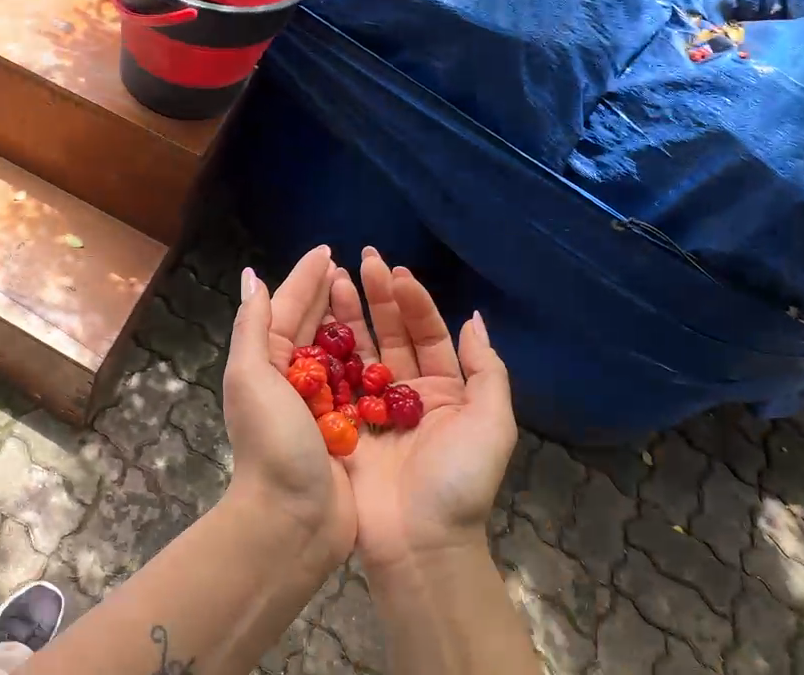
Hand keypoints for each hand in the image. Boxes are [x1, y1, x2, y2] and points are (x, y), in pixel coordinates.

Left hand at [221, 246, 354, 566]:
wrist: (293, 520)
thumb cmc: (272, 443)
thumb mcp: (251, 377)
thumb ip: (252, 326)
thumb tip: (254, 277)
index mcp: (263, 362)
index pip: (286, 308)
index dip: (306, 278)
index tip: (328, 250)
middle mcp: (289, 379)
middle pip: (311, 324)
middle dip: (329, 292)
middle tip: (355, 263)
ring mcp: (318, 404)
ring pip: (337, 350)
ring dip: (351, 320)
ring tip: (373, 293)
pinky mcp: (344, 428)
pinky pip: (358, 383)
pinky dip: (368, 360)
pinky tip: (386, 343)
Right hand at [330, 248, 516, 573]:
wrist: (418, 542)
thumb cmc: (458, 481)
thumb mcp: (492, 425)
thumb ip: (487, 371)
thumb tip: (473, 320)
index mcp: (445, 390)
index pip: (427, 333)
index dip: (412, 301)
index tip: (394, 271)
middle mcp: (407, 391)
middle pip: (390, 333)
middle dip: (377, 296)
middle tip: (361, 260)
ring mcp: (371, 405)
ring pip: (359, 348)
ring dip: (348, 313)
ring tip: (333, 278)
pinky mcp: (343, 421)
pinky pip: (334, 378)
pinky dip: (325, 348)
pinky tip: (312, 319)